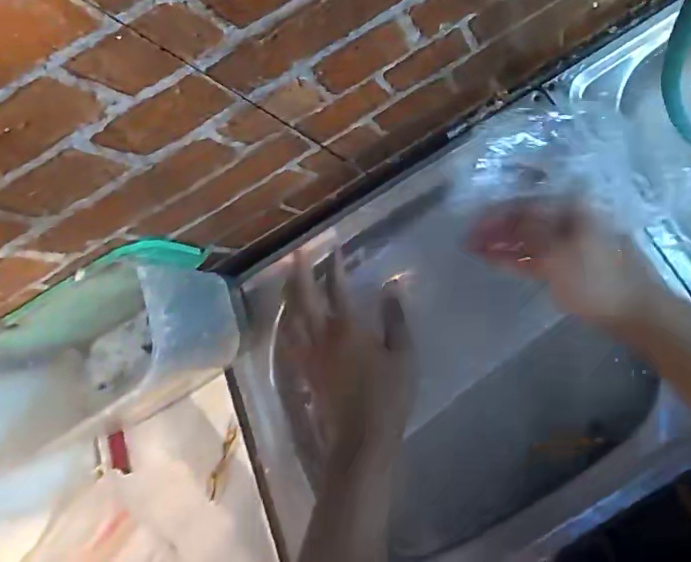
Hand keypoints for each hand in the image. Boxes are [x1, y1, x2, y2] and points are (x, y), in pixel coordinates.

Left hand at [280, 251, 414, 471]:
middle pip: (304, 300)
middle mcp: (322, 339)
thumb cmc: (388, 396)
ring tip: (288, 279)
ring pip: (292, 320)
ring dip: (289, 296)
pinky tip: (288, 322)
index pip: (337, 289)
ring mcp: (310, 358)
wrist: (361, 444)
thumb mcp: (403, 354)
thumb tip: (390, 288)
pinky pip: (290, 341)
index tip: (334, 246)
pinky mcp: (306, 376)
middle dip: (300, 273)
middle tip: (298, 252)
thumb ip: (395, 319)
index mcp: (347, 329)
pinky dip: (288, 324)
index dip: (335, 266)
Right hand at [464, 199, 662, 326]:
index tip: (470, 230)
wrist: (639, 309)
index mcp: (572, 208)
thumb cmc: (597, 279)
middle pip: (529, 220)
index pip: (524, 206)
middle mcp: (573, 218)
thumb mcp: (558, 254)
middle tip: (469, 242)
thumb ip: (529, 233)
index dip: (495, 217)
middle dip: (498, 229)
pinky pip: (544, 256)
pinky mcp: (578, 264)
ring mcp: (577, 241)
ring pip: (535, 239)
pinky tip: (502, 263)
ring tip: (479, 252)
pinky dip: (522, 258)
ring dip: (507, 244)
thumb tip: (506, 218)